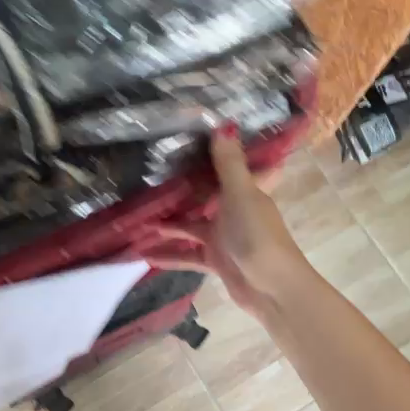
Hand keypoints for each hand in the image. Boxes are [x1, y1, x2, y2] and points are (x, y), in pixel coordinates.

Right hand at [139, 127, 314, 320]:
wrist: (273, 288)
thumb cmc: (258, 235)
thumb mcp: (240, 194)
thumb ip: (228, 163)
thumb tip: (224, 122)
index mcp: (245, 192)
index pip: (228, 168)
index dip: (211, 156)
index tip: (185, 142)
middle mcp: (234, 212)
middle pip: (204, 197)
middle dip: (179, 192)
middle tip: (146, 180)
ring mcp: (225, 239)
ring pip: (191, 227)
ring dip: (167, 226)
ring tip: (137, 220)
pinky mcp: (216, 263)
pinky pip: (188, 255)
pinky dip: (169, 254)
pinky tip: (145, 255)